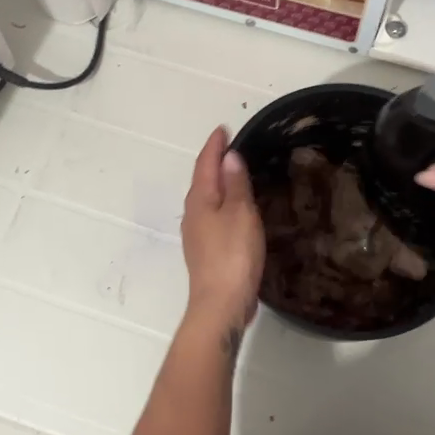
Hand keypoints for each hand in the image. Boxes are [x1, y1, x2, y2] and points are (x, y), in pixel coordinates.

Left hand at [181, 126, 264, 332]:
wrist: (220, 305)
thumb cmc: (233, 256)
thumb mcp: (241, 214)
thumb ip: (236, 184)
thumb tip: (228, 157)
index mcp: (200, 200)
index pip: (205, 164)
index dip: (215, 146)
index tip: (223, 129)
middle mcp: (193, 215)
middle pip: (202, 180)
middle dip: (214, 162)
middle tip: (229, 147)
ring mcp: (197, 235)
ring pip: (206, 199)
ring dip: (217, 183)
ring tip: (233, 174)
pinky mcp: (205, 252)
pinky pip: (212, 216)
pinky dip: (222, 204)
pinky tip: (233, 211)